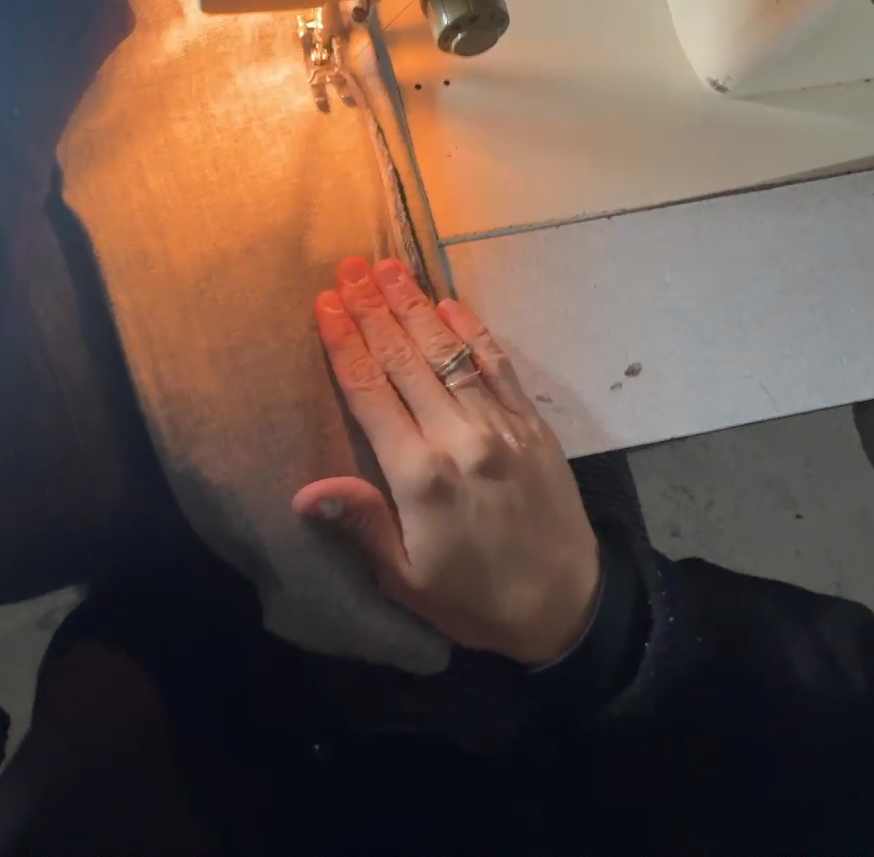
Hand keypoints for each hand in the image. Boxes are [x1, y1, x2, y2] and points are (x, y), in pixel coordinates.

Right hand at [292, 257, 600, 665]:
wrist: (568, 607)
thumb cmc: (474, 600)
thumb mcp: (406, 580)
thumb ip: (362, 525)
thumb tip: (305, 491)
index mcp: (420, 475)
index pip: (371, 392)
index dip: (345, 342)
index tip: (325, 302)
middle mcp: (459, 437)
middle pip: (406, 359)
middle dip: (374, 308)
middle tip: (350, 266)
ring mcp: (501, 425)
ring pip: (449, 352)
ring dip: (416, 306)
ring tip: (389, 267)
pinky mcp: (532, 424)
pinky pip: (498, 365)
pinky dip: (472, 330)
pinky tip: (450, 303)